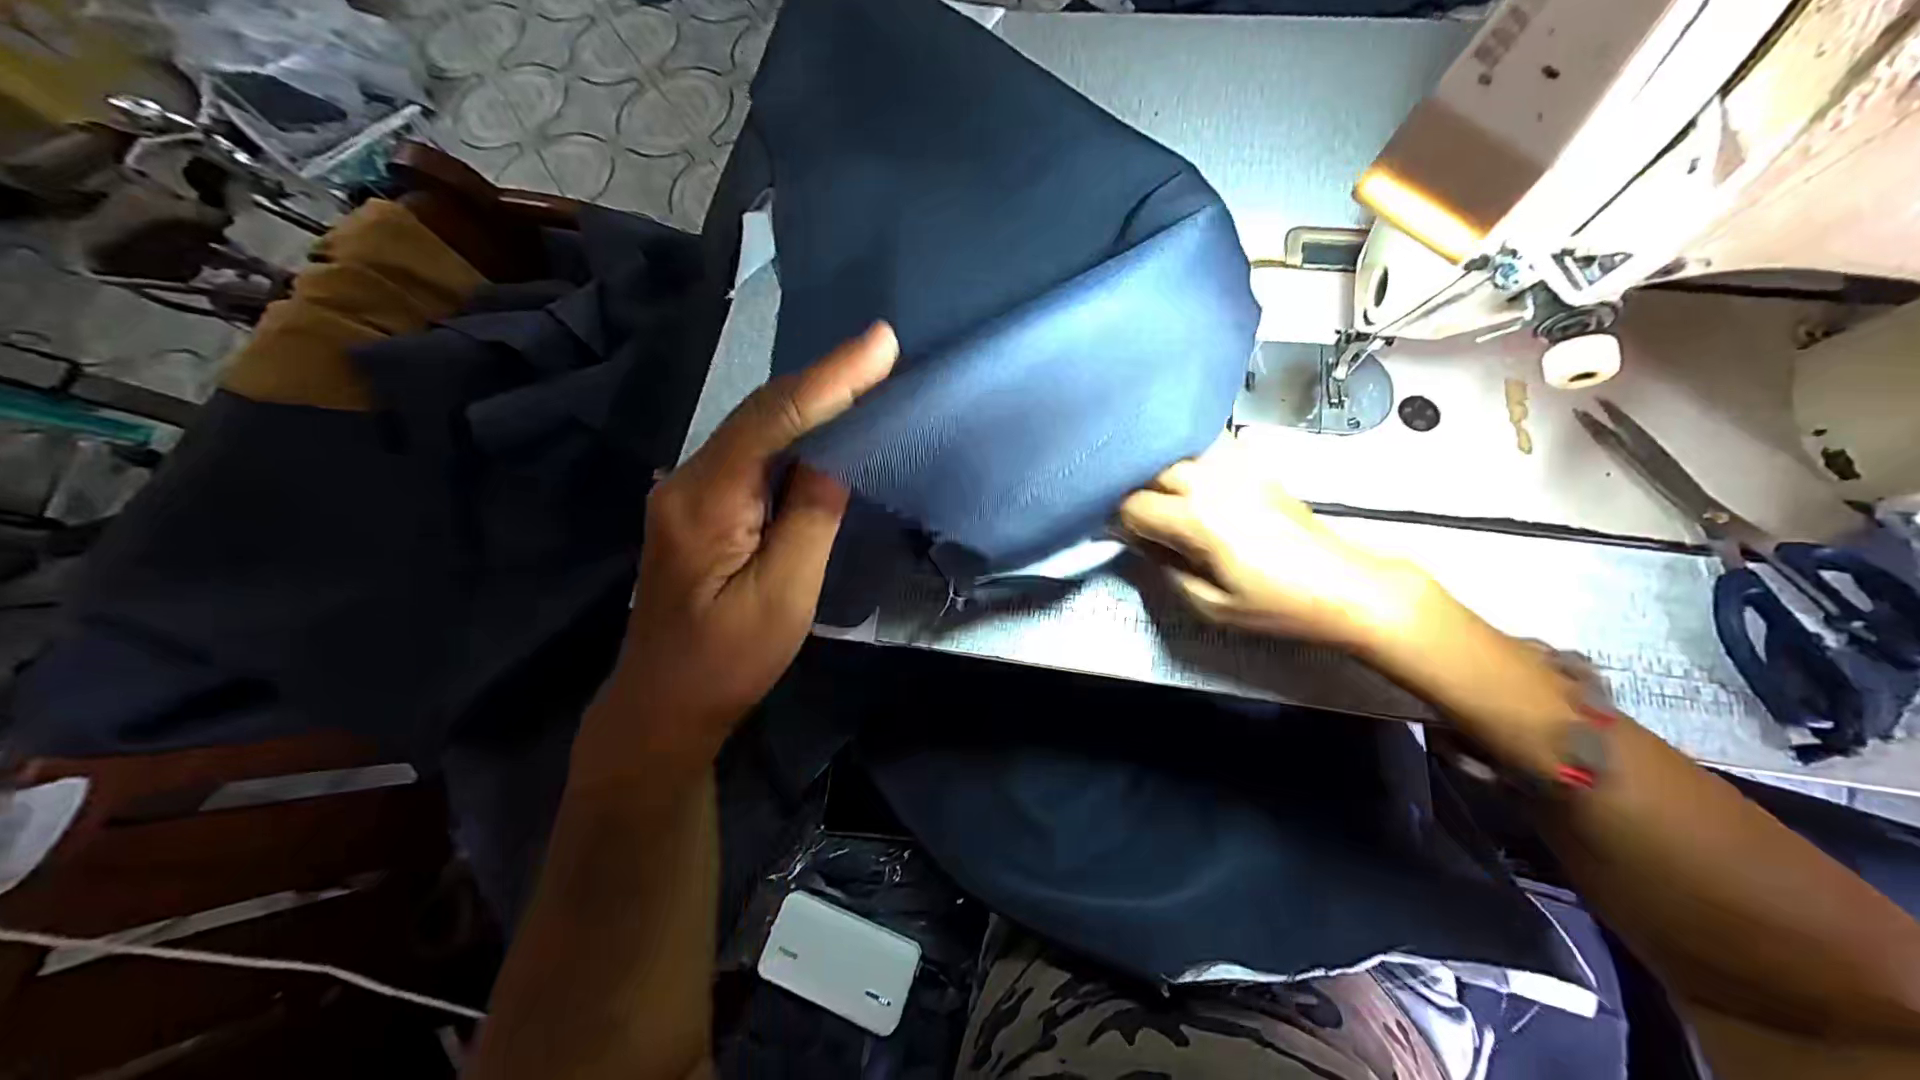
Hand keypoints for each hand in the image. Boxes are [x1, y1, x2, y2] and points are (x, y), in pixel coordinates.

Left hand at [616, 322, 897, 729]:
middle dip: (824, 379)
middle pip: (760, 413)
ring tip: (864, 375)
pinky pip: (751, 456)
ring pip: (755, 431)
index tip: (880, 343)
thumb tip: (836, 456)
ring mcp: (688, 492)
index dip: (830, 378)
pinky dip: (793, 435)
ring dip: (810, 402)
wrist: (664, 704)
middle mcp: (688, 480)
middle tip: (881, 351)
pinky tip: (824, 427)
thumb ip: (810, 518)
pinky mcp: (699, 508)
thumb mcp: (783, 595)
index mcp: (706, 499)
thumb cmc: (727, 661)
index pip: (772, 420)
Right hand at [1115, 438, 1435, 651]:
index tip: (1119, 535)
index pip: (1133, 506)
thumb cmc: (1276, 604)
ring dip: (1160, 470)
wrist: (1343, 586)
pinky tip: (1191, 476)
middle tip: (1137, 517)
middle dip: (1136, 491)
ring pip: (1178, 451)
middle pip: (1151, 470)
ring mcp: (1236, 467)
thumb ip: (1165, 570)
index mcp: (1197, 519)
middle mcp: (1211, 482)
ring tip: (1158, 494)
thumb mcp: (1210, 606)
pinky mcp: (1255, 465)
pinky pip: (1209, 445)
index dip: (1118, 521)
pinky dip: (1190, 455)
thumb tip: (1140, 543)